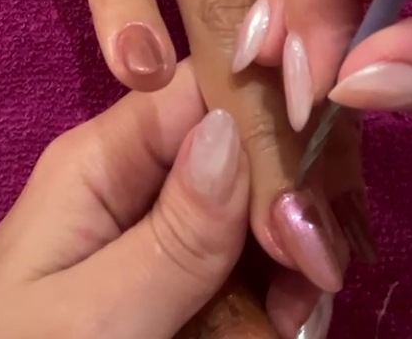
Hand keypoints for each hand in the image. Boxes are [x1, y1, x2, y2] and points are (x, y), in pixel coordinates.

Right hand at [0, 0, 367, 285]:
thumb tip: (315, 40)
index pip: (345, 14)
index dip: (353, 120)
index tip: (354, 223)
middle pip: (292, 27)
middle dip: (307, 150)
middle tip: (321, 264)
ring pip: (220, 2)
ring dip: (238, 111)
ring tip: (256, 220)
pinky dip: (127, 4)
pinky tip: (136, 73)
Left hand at [0, 62, 332, 338]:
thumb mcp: (96, 312)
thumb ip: (174, 233)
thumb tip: (232, 125)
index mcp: (96, 159)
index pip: (193, 94)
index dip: (262, 130)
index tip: (307, 206)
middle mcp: (124, 178)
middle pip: (231, 155)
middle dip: (281, 207)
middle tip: (314, 278)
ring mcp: (145, 229)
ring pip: (244, 214)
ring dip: (284, 260)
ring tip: (294, 319)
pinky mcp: (161, 276)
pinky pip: (230, 264)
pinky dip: (266, 292)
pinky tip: (282, 323)